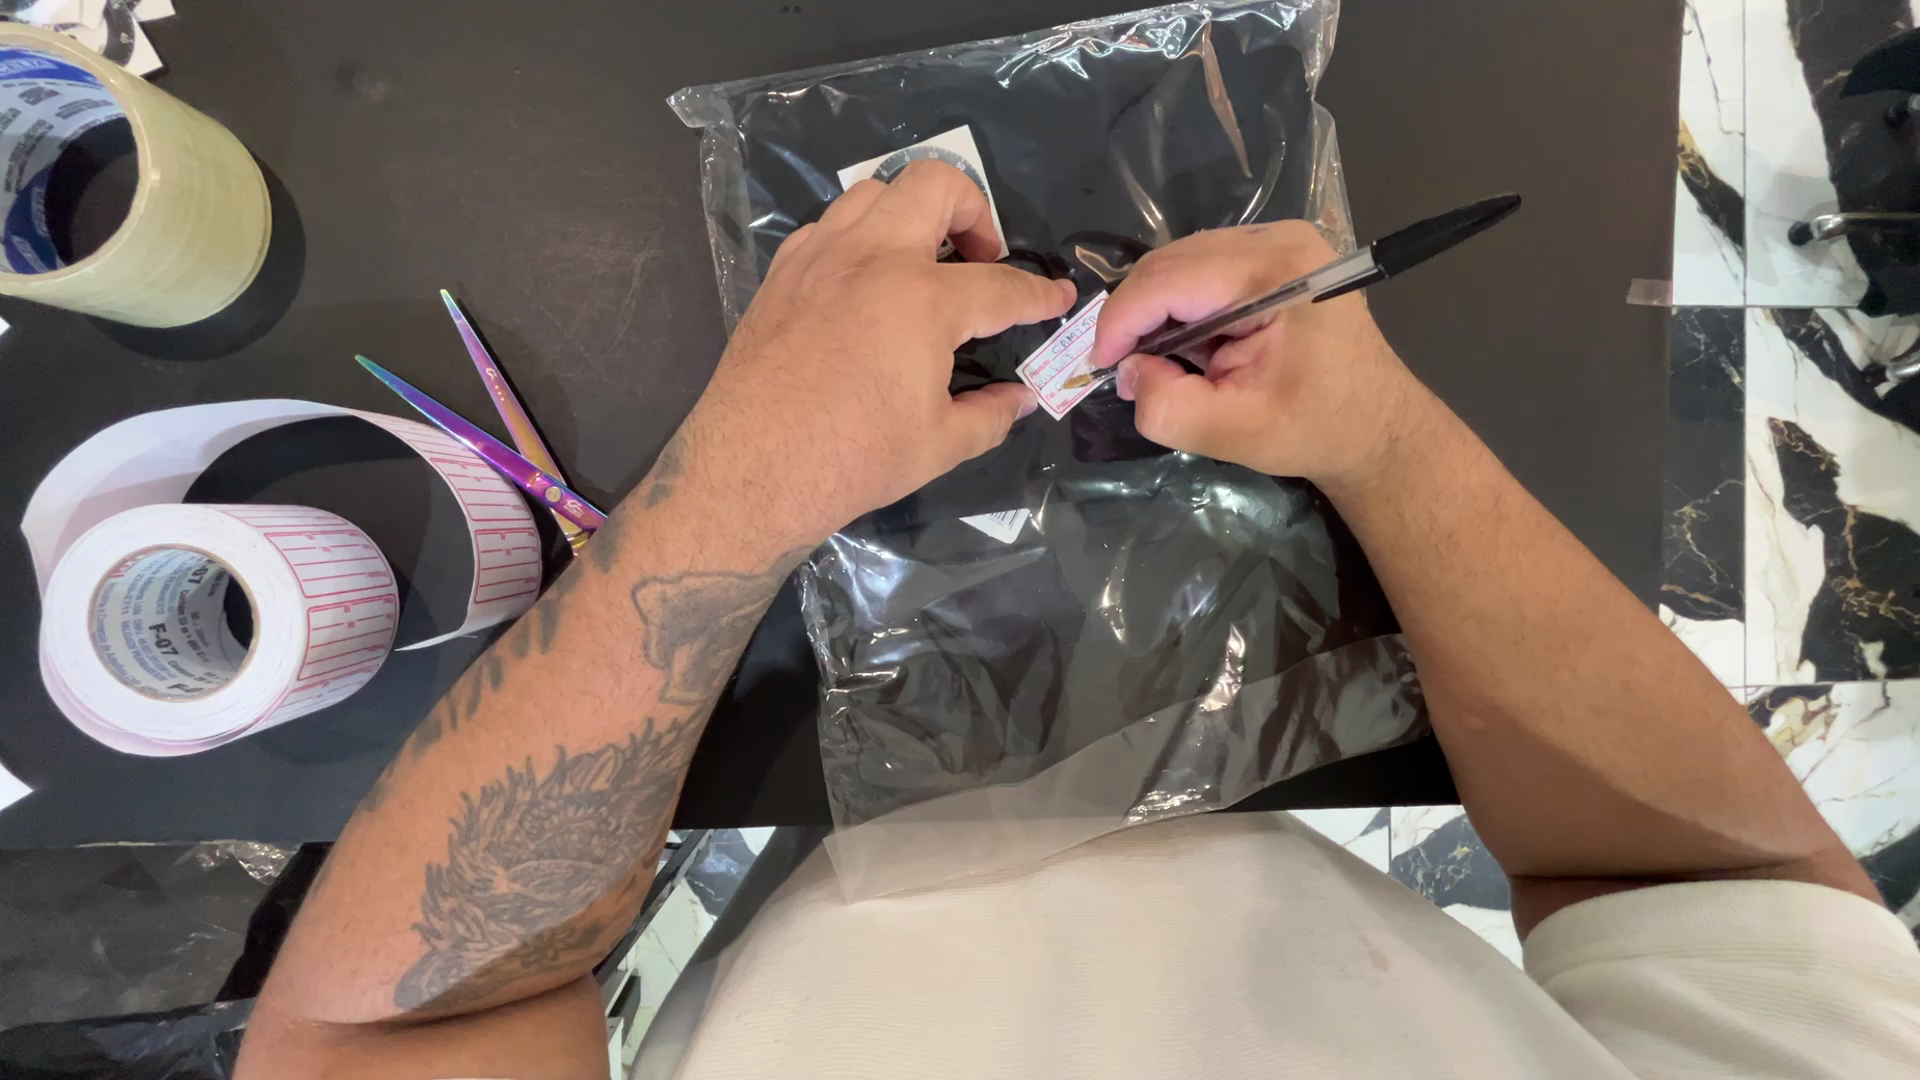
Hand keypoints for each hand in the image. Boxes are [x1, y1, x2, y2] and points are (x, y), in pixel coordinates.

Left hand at [678, 161, 1074, 541]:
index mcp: (922, 300)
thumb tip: (1022, 399)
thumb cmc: (854, 459)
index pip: (1000, 287)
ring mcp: (821, 257)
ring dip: (912, 214)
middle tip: (980, 260)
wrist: (753, 469)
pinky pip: (831, 224)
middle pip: (936, 185)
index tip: (1056, 298)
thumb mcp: (940, 445)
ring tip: (923, 264)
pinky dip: (861, 237)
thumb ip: (991, 414)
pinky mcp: (783, 273)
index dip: (1037, 294)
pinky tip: (866, 284)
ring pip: (876, 191)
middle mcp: (873, 257)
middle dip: (975, 210)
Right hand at [1089, 221, 1429, 488]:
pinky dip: (1176, 308)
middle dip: (1133, 315)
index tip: (1099, 366)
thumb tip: (1129, 372)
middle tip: (1122, 368)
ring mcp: (1277, 242)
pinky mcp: (1271, 257)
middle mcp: (1276, 240)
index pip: (1167, 280)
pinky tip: (1184, 345)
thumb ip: (1167, 407)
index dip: (1120, 321)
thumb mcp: (1232, 432)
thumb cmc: (1313, 429)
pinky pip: (1198, 271)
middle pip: (1168, 262)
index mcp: (1275, 273)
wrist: (1373, 425)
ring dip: (1153, 312)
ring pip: (1178, 264)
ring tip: (1154, 361)